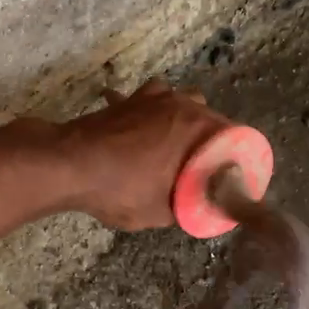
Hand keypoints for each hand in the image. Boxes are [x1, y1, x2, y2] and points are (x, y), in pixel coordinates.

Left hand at [56, 80, 230, 230]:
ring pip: (182, 104)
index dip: (240, 157)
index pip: (236, 136)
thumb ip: (189, 208)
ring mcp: (151, 97)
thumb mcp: (163, 211)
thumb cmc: (122, 189)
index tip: (236, 176)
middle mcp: (180, 103)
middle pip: (210, 118)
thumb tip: (202, 210)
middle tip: (207, 168)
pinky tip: (147, 135)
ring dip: (185, 123)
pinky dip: (155, 117)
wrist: (69, 164)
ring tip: (179, 150)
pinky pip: (151, 104)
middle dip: (212, 141)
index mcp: (197, 127)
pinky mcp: (127, 101)